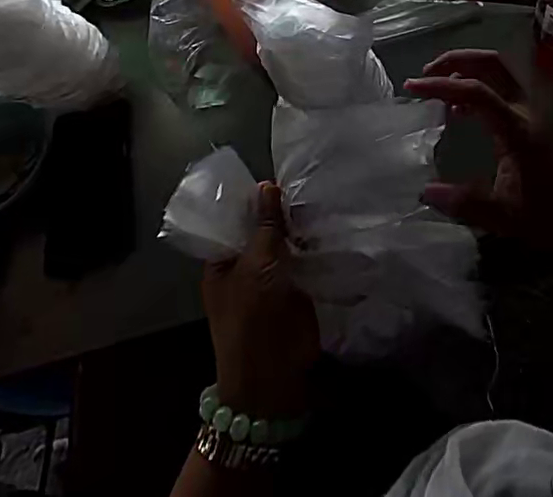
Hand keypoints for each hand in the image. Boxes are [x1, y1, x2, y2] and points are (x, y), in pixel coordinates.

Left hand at [201, 182, 318, 417]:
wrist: (272, 375)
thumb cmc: (252, 318)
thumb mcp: (256, 266)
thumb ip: (265, 225)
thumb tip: (268, 185)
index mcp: (222, 262)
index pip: (235, 221)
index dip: (253, 200)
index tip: (277, 176)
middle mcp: (245, 267)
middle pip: (262, 230)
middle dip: (280, 212)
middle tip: (306, 181)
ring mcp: (272, 278)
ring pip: (285, 243)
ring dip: (300, 227)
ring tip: (321, 195)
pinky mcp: (297, 288)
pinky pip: (304, 258)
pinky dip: (314, 244)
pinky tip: (330, 222)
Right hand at [403, 49, 552, 253]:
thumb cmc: (549, 216)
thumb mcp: (504, 218)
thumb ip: (466, 204)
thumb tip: (425, 192)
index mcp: (518, 129)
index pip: (477, 91)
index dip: (442, 84)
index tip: (412, 87)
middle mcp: (526, 110)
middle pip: (492, 63)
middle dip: (456, 59)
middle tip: (425, 73)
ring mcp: (531, 109)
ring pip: (498, 69)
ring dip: (466, 67)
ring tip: (436, 86)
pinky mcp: (531, 115)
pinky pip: (501, 85)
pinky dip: (476, 83)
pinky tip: (459, 109)